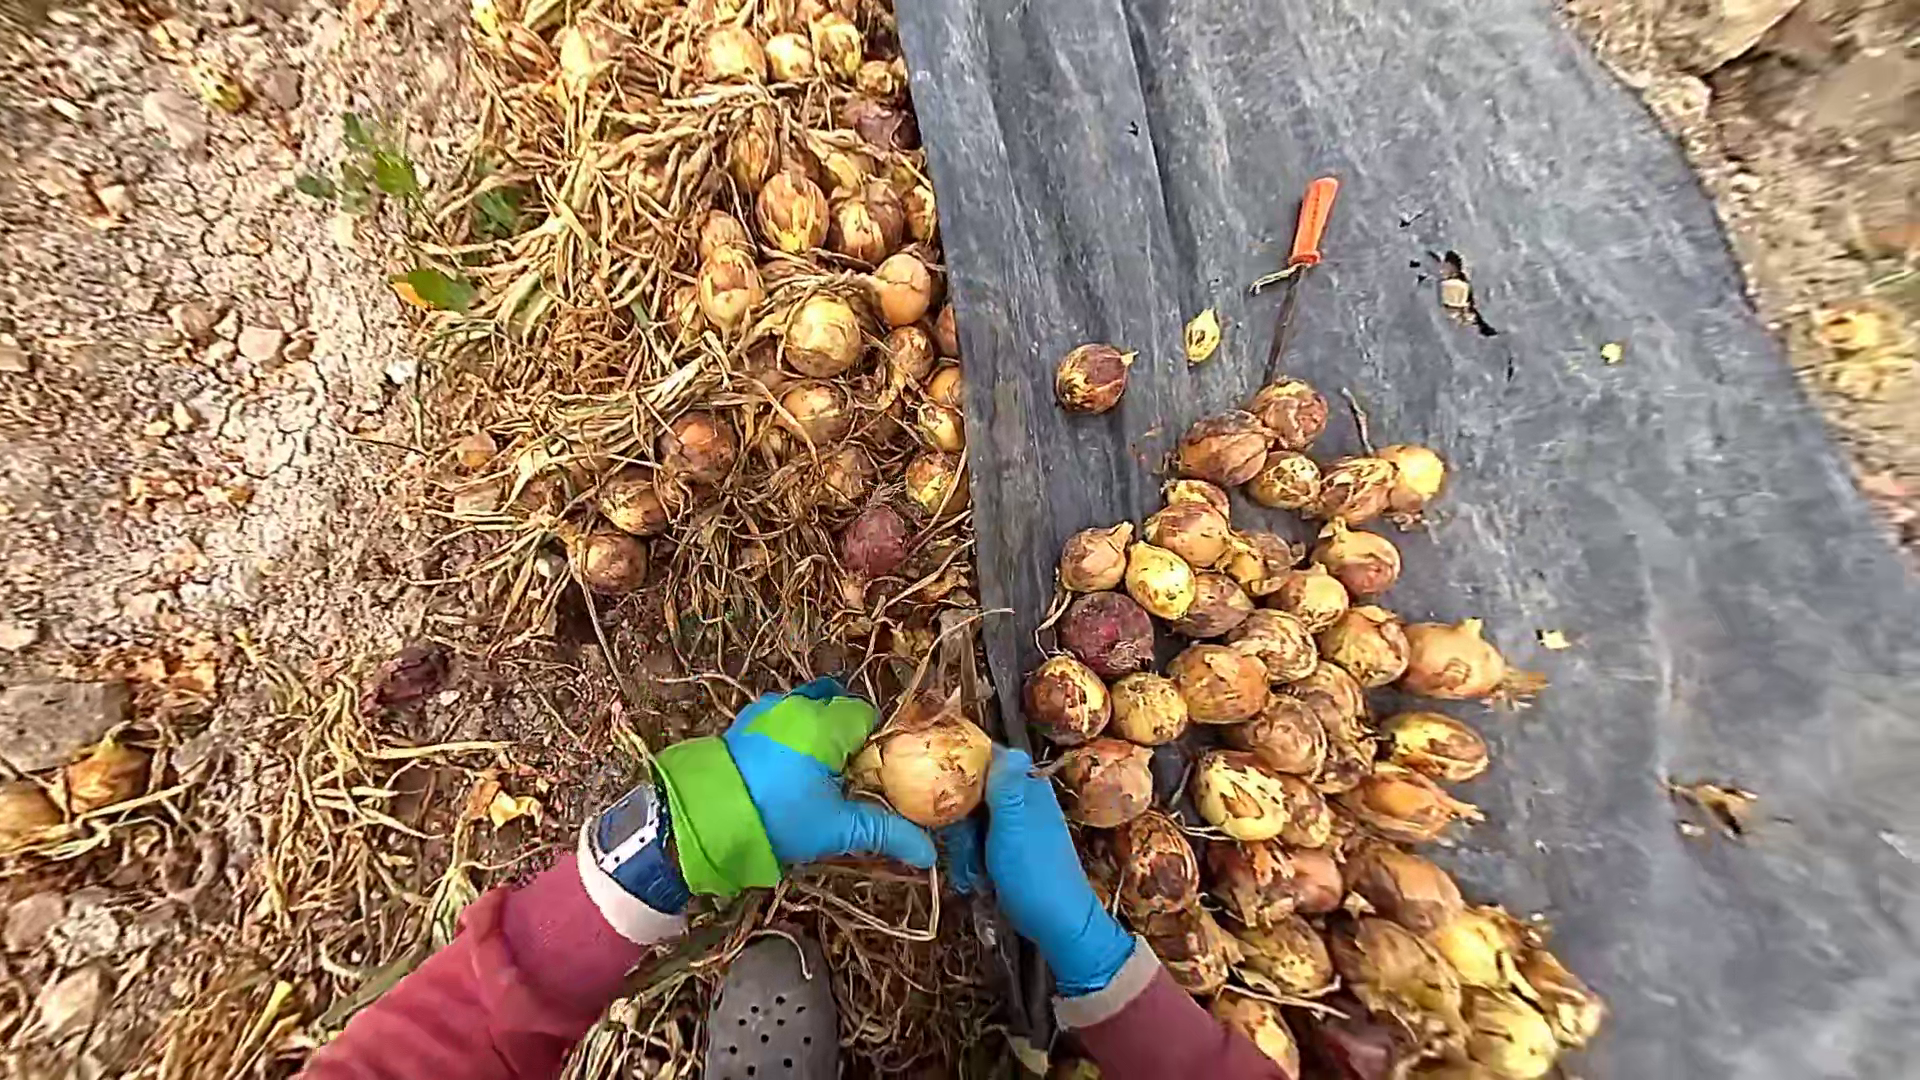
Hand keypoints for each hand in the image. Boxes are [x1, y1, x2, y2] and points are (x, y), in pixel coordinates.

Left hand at [725, 677, 936, 869]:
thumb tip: (929, 853)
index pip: (869, 717)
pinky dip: (792, 730)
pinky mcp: (748, 718)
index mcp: (829, 722)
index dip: (873, 744)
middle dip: (848, 737)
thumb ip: (885, 833)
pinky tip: (784, 764)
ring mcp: (771, 707)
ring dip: (820, 730)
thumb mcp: (836, 828)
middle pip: (841, 709)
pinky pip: (783, 713)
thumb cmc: (778, 817)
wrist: (702, 817)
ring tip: (813, 770)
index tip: (866, 774)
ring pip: (812, 707)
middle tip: (842, 778)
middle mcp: (802, 704)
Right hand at [979, 745, 1134, 995]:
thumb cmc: (1034, 872)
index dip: (962, 768)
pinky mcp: (1010, 845)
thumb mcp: (1013, 826)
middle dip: (961, 818)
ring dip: (965, 843)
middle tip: (961, 846)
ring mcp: (1016, 822)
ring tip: (971, 869)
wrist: (1060, 925)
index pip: (988, 757)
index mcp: (1026, 784)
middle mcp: (1021, 796)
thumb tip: (1006, 745)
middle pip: (975, 789)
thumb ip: (1006, 786)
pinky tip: (975, 876)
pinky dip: (974, 856)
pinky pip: (981, 838)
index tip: (942, 790)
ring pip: (973, 816)